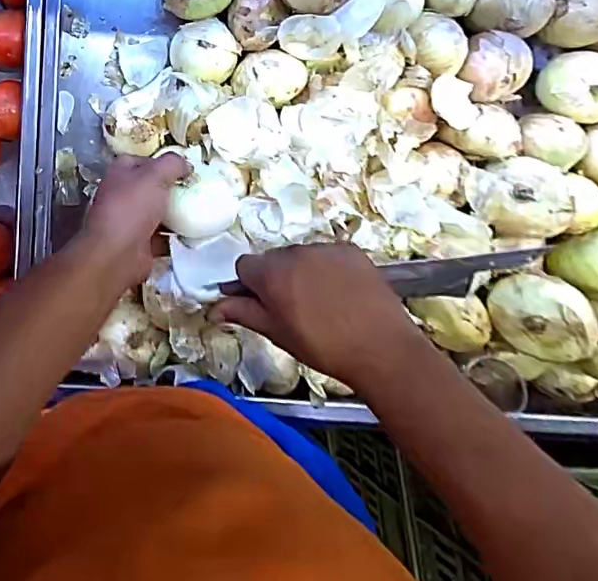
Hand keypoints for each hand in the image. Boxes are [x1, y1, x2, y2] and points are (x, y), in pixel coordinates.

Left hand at [73, 153, 187, 287]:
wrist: (117, 254)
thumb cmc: (132, 207)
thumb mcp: (154, 175)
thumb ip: (171, 164)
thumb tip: (186, 164)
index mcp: (120, 173)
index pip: (142, 161)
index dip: (162, 163)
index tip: (184, 169)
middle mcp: (122, 195)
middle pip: (151, 187)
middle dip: (172, 188)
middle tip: (195, 190)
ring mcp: (130, 220)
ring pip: (157, 212)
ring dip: (176, 213)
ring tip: (200, 210)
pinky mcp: (140, 244)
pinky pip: (162, 236)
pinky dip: (176, 236)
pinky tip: (194, 234)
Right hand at [212, 243, 429, 389]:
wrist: (382, 349)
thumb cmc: (324, 347)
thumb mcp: (278, 334)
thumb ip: (243, 314)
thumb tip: (214, 308)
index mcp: (270, 273)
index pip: (244, 266)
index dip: (250, 286)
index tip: (264, 305)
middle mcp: (294, 252)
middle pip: (273, 259)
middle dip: (277, 279)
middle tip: (294, 309)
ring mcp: (324, 248)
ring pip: (300, 256)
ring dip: (303, 273)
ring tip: (323, 304)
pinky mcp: (349, 250)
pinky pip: (328, 254)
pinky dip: (329, 269)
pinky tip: (342, 293)